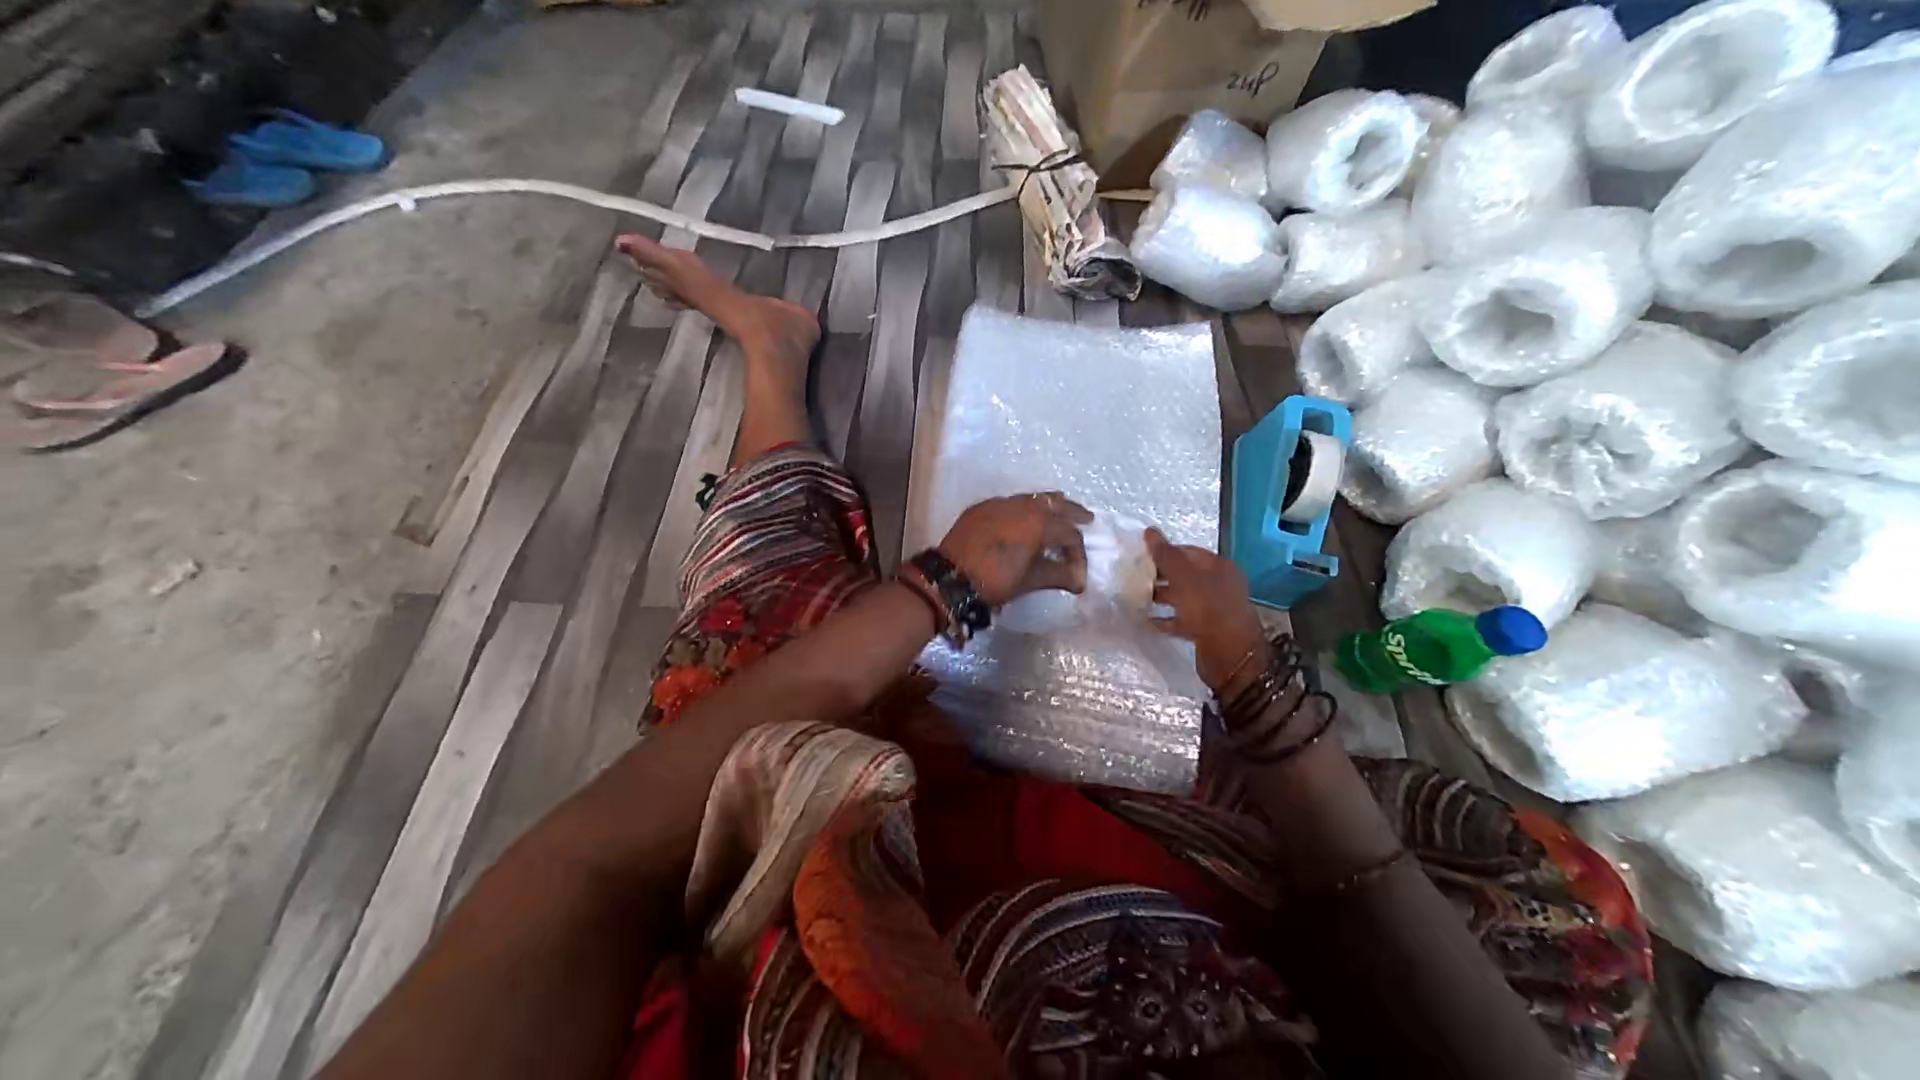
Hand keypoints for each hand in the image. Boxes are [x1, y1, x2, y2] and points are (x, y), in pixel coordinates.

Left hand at [937, 492, 1092, 605]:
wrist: (951, 576)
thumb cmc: (996, 579)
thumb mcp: (1032, 580)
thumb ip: (1059, 574)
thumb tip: (1079, 580)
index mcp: (1039, 522)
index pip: (1069, 534)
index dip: (1078, 554)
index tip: (1078, 574)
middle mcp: (1022, 505)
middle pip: (1055, 504)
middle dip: (1072, 512)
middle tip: (1086, 517)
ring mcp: (999, 503)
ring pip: (1031, 499)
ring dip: (1047, 506)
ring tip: (1058, 511)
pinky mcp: (981, 508)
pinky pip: (1009, 503)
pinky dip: (1022, 509)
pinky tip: (1022, 518)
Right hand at [1145, 528, 1266, 691]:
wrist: (1229, 656)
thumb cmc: (1208, 609)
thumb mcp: (1184, 577)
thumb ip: (1166, 555)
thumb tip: (1150, 531)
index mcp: (1220, 567)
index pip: (1188, 551)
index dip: (1165, 551)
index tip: (1141, 555)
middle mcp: (1219, 585)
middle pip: (1185, 574)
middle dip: (1161, 574)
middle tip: (1135, 575)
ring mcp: (1214, 609)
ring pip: (1183, 597)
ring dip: (1162, 596)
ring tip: (1138, 596)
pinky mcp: (1205, 630)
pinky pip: (1181, 619)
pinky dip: (1165, 618)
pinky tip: (1147, 620)